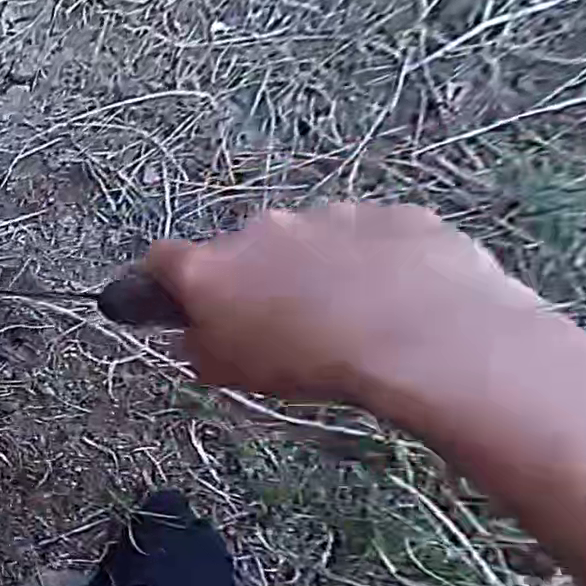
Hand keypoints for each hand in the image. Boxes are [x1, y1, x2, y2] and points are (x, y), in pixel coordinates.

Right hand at [144, 203, 548, 404]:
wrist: (424, 340)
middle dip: (249, 275)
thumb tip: (194, 335)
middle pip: (238, 248)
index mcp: (209, 268)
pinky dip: (368, 258)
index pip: (161, 258)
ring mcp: (328, 215)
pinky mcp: (391, 213)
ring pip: (304, 239)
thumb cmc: (304, 361)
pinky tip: (389, 295)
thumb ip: (197, 346)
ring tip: (341, 310)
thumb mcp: (226, 372)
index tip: (178, 299)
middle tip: (272, 317)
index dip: (164, 278)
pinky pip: (367, 235)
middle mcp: (259, 229)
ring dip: (309, 265)